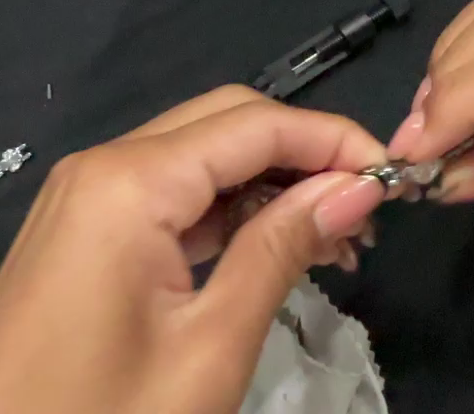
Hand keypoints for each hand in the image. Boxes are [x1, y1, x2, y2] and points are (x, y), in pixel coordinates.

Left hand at [0, 86, 387, 413]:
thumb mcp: (208, 351)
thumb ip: (281, 250)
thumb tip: (357, 187)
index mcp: (130, 179)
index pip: (256, 123)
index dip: (332, 139)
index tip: (392, 176)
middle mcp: (104, 162)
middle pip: (227, 123)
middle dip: (302, 153)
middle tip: (364, 211)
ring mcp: (86, 193)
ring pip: (199, 154)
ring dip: (267, 181)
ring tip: (332, 236)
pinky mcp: (81, 226)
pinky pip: (168, 192)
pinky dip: (225, 209)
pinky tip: (269, 244)